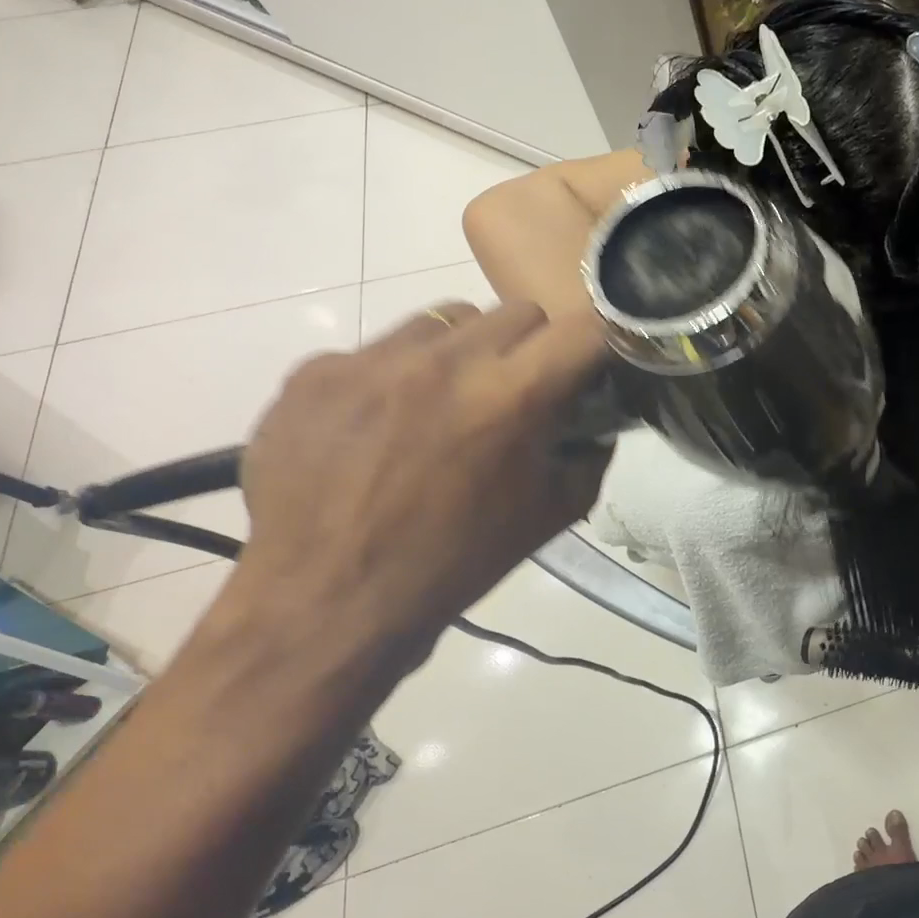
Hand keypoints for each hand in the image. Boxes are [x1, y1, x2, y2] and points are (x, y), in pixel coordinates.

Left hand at [236, 301, 611, 663]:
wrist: (326, 605)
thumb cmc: (455, 563)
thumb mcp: (554, 512)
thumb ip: (590, 451)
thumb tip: (595, 417)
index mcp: (511, 397)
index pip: (585, 328)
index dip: (604, 341)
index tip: (600, 363)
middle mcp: (444, 361)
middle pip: (520, 312)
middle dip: (535, 348)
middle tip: (522, 393)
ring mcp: (371, 360)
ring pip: (448, 319)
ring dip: (466, 352)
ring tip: (447, 404)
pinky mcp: (314, 372)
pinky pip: (378, 350)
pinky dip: (398, 377)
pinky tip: (383, 427)